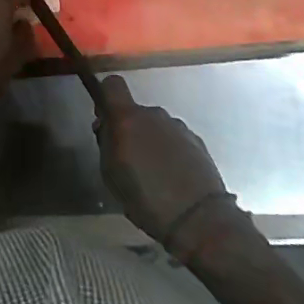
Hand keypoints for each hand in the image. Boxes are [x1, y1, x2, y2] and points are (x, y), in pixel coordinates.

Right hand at [96, 76, 239, 257]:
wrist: (198, 218)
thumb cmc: (145, 197)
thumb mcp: (110, 174)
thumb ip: (105, 143)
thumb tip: (105, 125)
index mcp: (128, 118)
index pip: (112, 84)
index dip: (106, 97)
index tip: (105, 119)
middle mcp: (154, 114)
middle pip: (135, 112)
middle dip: (130, 129)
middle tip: (128, 160)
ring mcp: (178, 126)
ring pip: (155, 126)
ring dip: (151, 141)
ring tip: (153, 175)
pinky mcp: (196, 141)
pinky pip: (174, 139)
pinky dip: (170, 152)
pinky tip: (173, 178)